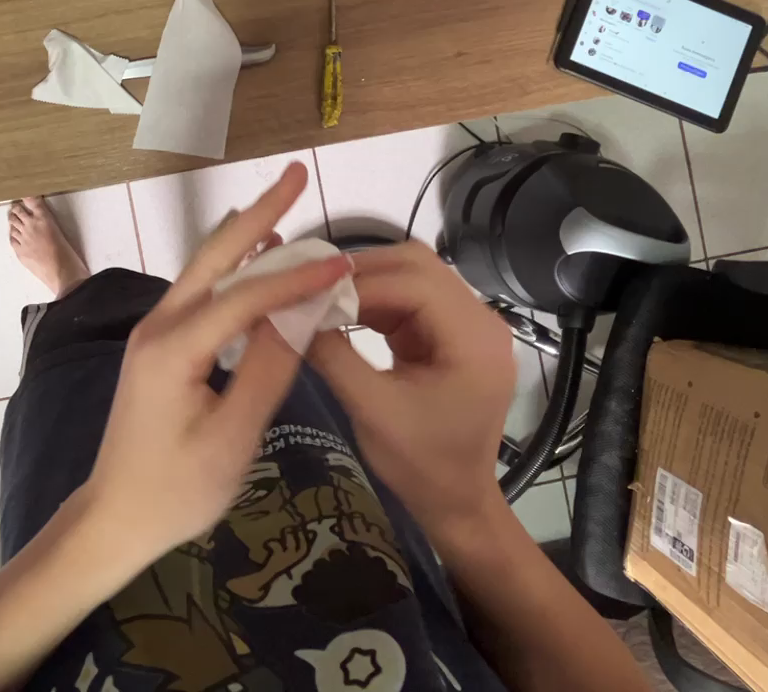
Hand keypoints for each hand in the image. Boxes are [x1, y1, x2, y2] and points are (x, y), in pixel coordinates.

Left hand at [75, 162, 348, 566]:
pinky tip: (255, 257)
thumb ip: (267, 371)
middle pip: (215, 254)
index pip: (246, 295)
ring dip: (246, 233)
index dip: (296, 277)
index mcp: (174, 346)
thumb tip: (301, 313)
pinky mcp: (161, 343)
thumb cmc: (175, 489)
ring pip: (206, 266)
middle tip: (297, 174)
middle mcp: (159, 324)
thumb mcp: (232, 438)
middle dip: (259, 212)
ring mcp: (156, 330)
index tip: (342, 260)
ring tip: (284, 203)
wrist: (114, 517)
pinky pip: (202, 290)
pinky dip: (234, 265)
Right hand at [306, 241, 514, 536]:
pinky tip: (341, 311)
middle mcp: (480, 319)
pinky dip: (373, 299)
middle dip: (363, 272)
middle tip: (314, 288)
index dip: (360, 283)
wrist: (455, 501)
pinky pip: (408, 297)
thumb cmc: (421, 464)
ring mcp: (467, 323)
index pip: (415, 284)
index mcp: (475, 339)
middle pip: (418, 265)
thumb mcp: (372, 410)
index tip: (311, 294)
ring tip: (322, 298)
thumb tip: (287, 312)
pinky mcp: (448, 331)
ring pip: (412, 274)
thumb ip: (333, 356)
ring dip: (366, 282)